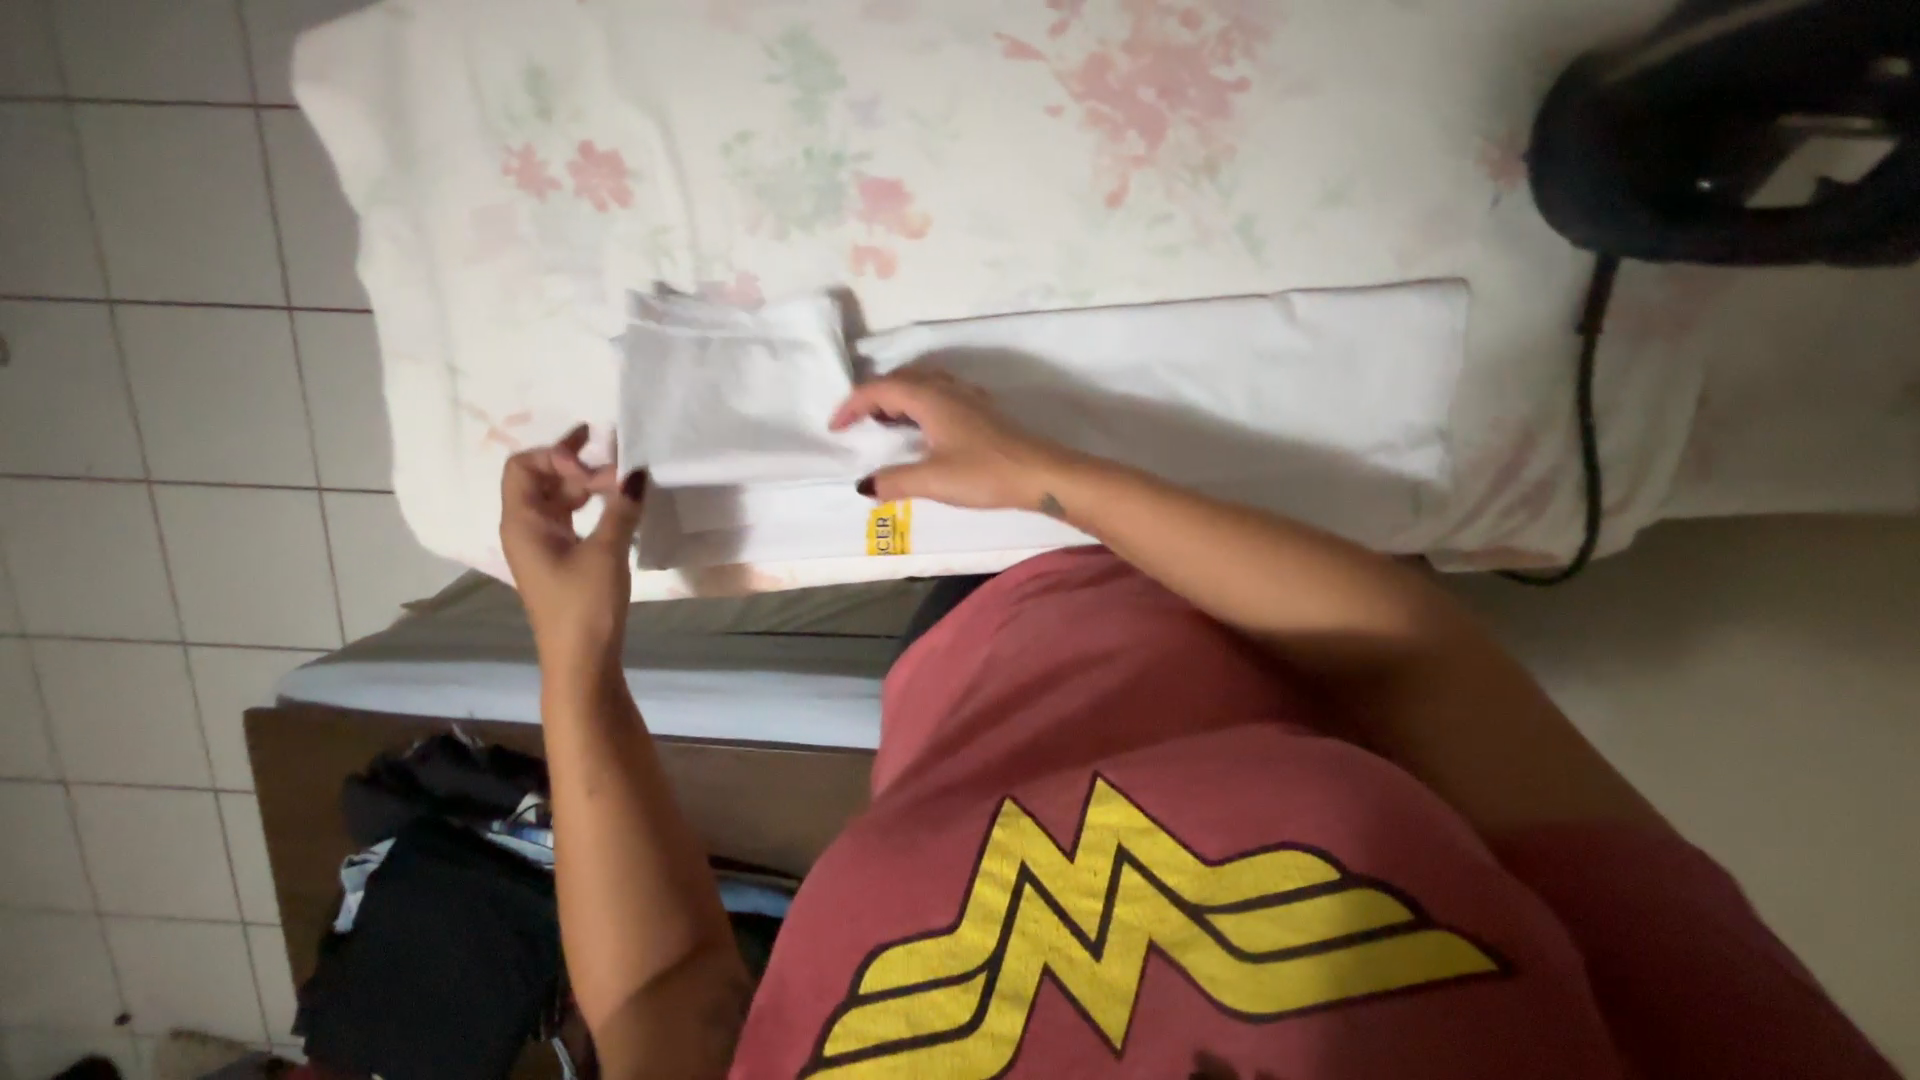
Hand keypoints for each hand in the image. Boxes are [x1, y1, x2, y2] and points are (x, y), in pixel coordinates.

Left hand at [499, 424, 644, 671]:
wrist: (581, 659)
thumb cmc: (584, 604)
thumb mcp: (606, 552)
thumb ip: (621, 508)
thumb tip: (637, 474)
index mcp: (521, 522)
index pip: (524, 465)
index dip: (558, 457)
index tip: (596, 474)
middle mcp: (525, 527)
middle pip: (541, 477)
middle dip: (578, 465)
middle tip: (620, 466)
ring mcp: (543, 543)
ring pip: (559, 498)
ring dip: (588, 485)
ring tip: (625, 482)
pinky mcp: (561, 558)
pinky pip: (571, 518)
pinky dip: (592, 506)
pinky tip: (620, 507)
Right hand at [829, 368, 1077, 512]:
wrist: (1041, 474)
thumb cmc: (985, 473)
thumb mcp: (933, 481)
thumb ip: (895, 481)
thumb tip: (864, 486)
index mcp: (930, 398)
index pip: (880, 389)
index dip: (853, 405)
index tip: (836, 428)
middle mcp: (947, 389)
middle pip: (901, 379)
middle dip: (873, 397)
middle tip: (858, 423)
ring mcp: (968, 398)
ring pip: (923, 384)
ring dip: (898, 397)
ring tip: (886, 423)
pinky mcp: (982, 412)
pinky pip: (940, 394)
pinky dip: (920, 404)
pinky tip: (925, 429)